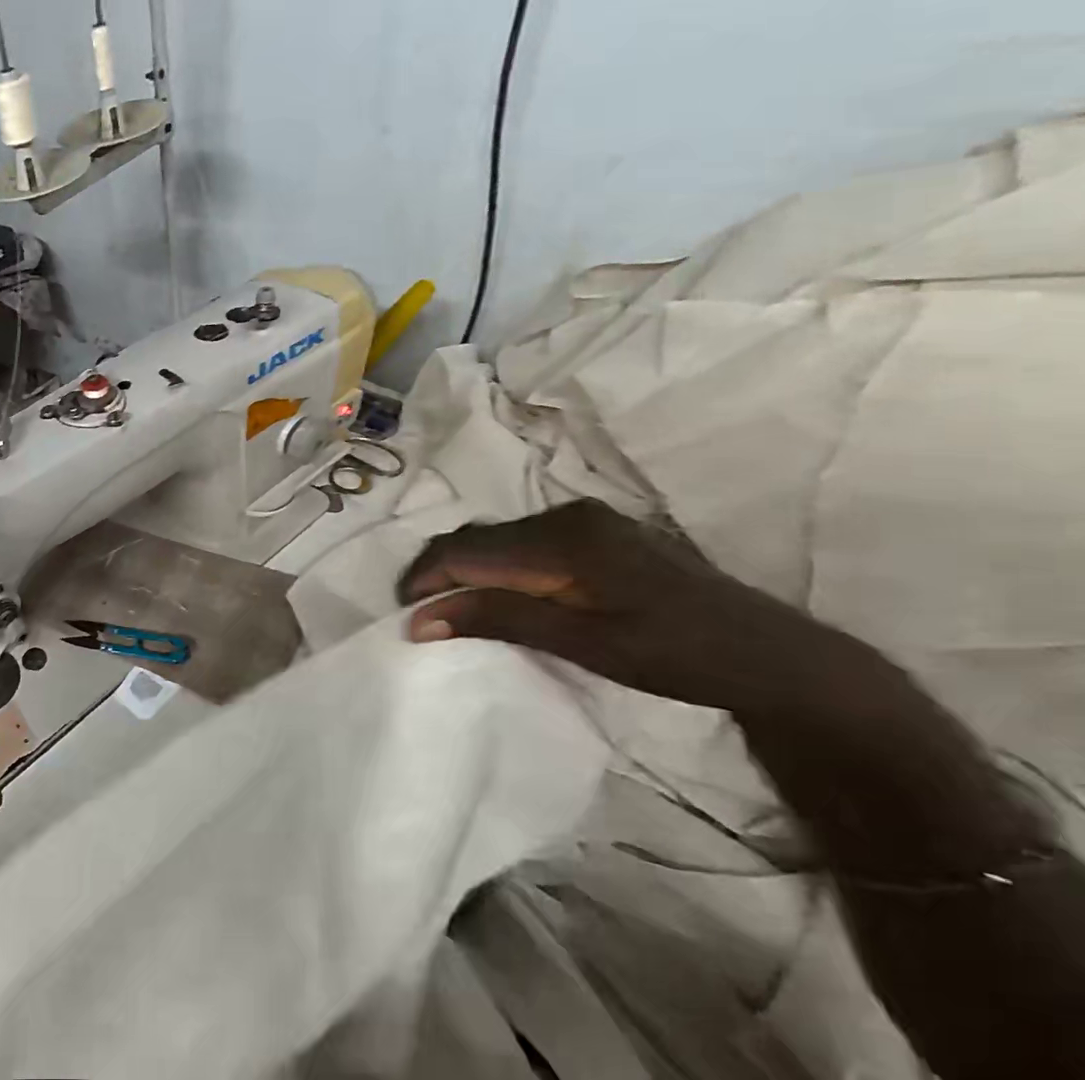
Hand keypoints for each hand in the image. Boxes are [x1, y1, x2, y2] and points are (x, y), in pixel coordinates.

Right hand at [397, 501, 868, 711]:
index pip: (464, 550)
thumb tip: (420, 619)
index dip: (424, 580)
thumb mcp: (582, 643)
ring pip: (495, 540)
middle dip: (438, 576)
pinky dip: (494, 569)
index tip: (404, 618)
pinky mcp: (595, 533)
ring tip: (451, 612)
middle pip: (475, 539)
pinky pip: (520, 543)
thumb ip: (499, 618)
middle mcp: (566, 515)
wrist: (770, 655)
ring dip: (465, 573)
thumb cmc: (675, 655)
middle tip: (421, 619)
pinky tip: (496, 597)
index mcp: (562, 539)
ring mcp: (583, 520)